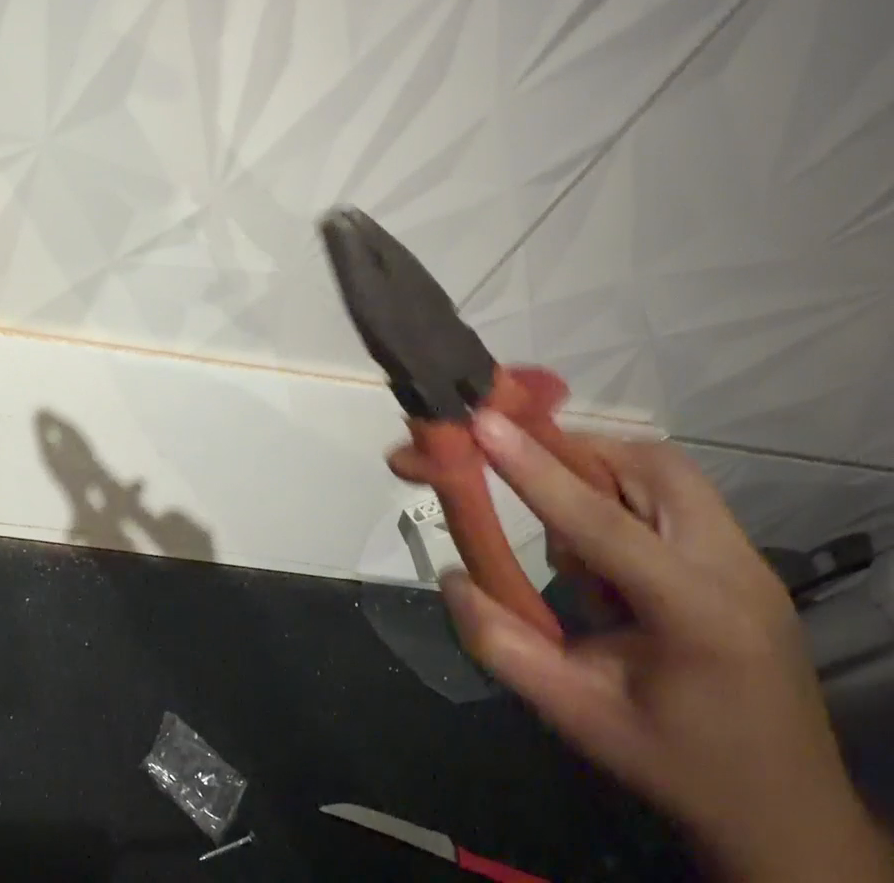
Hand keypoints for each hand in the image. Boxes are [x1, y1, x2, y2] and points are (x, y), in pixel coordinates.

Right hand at [438, 413, 892, 880]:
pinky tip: (595, 558)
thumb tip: (450, 577)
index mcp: (697, 614)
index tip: (480, 423)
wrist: (784, 811)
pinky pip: (673, 503)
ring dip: (599, 477)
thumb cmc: (673, 762)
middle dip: (577, 453)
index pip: (602, 521)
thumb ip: (501, 643)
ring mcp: (748, 566)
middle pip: (655, 468)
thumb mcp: (571, 712)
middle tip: (512, 469)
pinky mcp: (741, 568)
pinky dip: (620, 502)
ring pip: (667, 477)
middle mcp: (734, 572)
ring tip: (556, 530)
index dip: (535, 469)